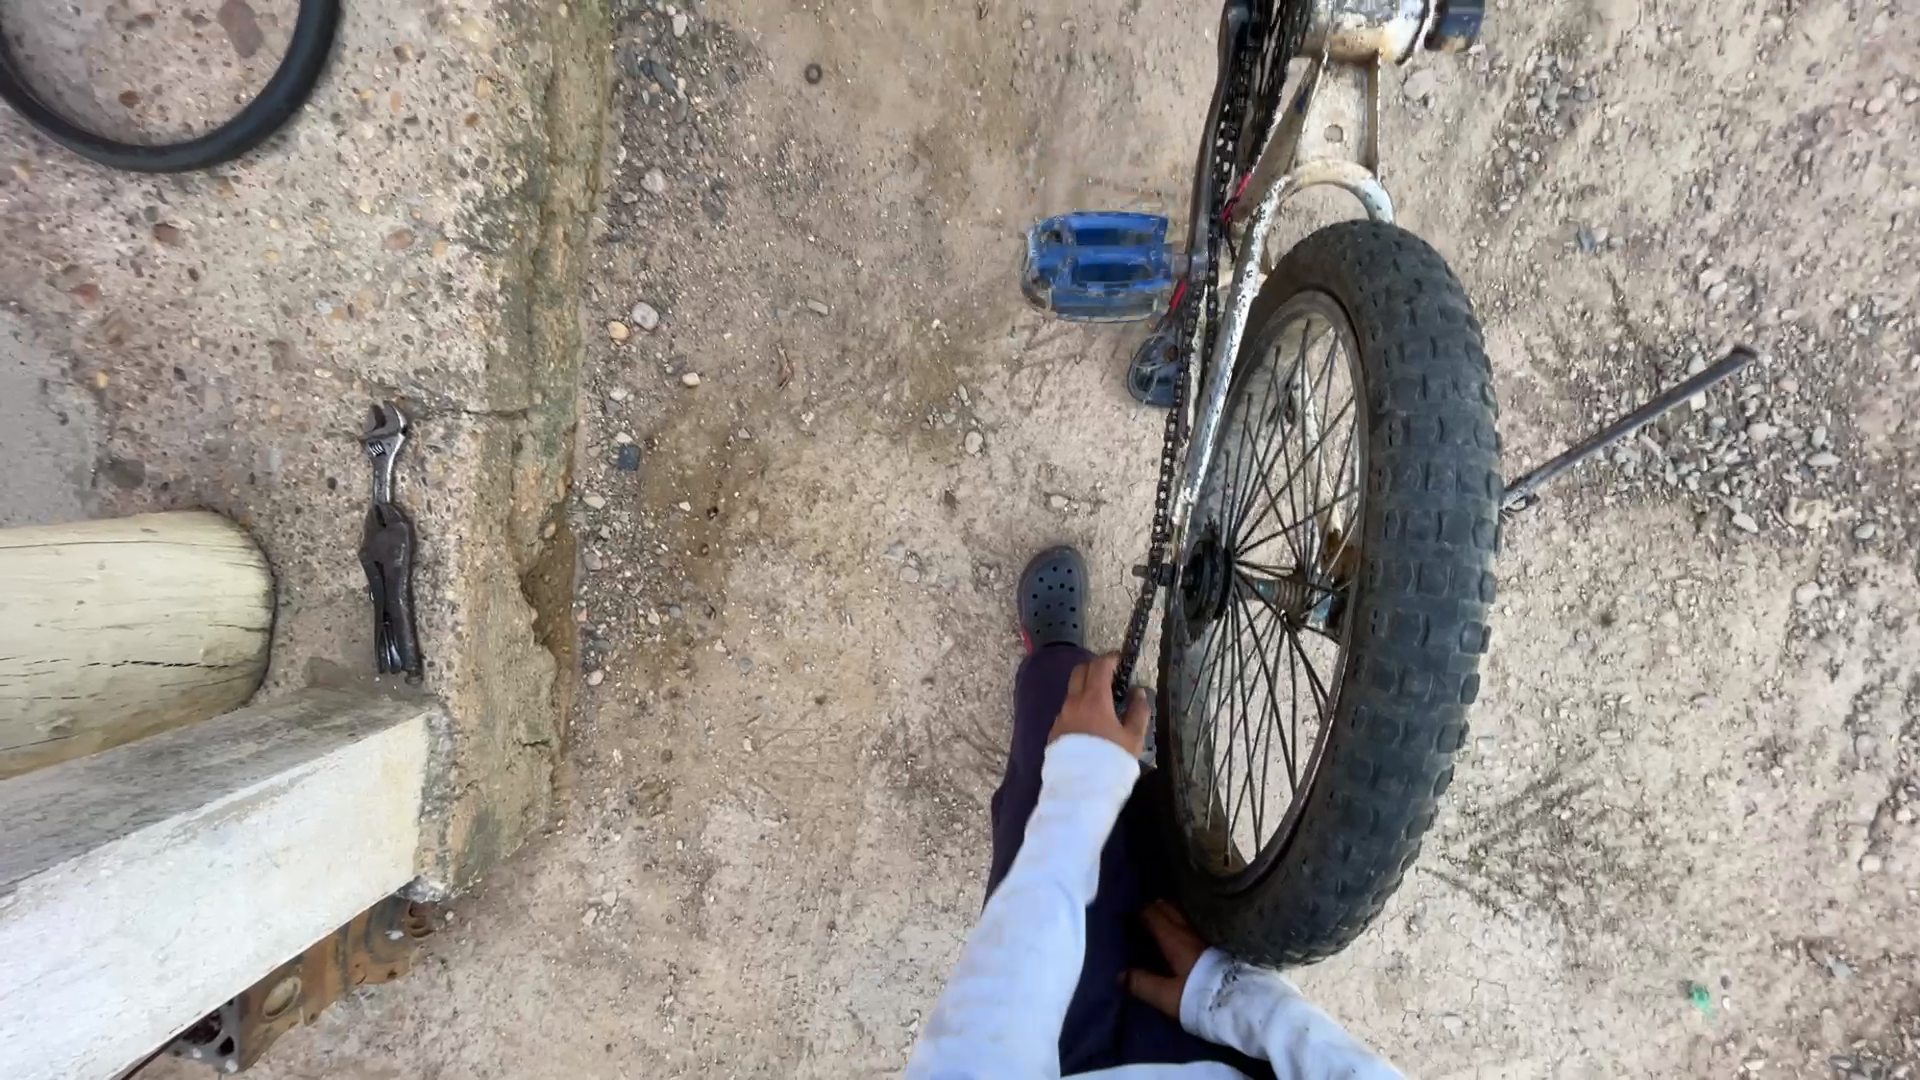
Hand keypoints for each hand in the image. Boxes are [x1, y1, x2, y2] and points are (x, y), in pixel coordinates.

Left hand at [1049, 653, 1151, 757]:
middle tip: (1112, 676)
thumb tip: (1138, 692)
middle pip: (1080, 672)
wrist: (1080, 791)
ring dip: (1086, 688)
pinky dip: (1079, 707)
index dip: (1111, 658)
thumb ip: (1138, 711)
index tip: (1121, 660)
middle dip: (1095, 668)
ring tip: (1104, 703)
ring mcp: (1060, 717)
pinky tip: (1091, 723)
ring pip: (1072, 692)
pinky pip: (1067, 710)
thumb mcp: (1133, 739)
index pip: (1099, 666)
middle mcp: (1073, 702)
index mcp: (1093, 699)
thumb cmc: (1111, 763)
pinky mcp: (1054, 732)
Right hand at [1124, 900, 1208, 1019]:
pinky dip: (1179, 925)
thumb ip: (1142, 983)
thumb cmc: (1199, 996)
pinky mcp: (1213, 946)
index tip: (1126, 916)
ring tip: (1157, 922)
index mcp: (1172, 938)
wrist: (1239, 1003)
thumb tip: (1119, 974)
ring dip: (1167, 914)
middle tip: (1140, 916)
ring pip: (1180, 915)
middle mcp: (1186, 931)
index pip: (1151, 914)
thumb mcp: (1166, 995)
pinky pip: (1189, 926)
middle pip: (1166, 907)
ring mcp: (1201, 937)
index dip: (1137, 912)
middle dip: (1152, 907)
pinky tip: (1178, 936)